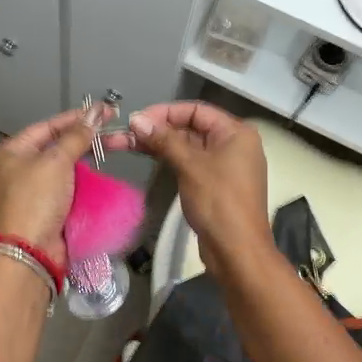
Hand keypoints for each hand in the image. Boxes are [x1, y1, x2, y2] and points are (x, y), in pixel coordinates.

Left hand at [0, 106, 101, 266]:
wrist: (28, 254)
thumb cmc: (35, 200)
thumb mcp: (56, 161)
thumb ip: (77, 136)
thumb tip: (95, 111)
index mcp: (12, 152)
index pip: (48, 126)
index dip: (77, 117)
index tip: (105, 112)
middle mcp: (18, 169)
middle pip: (56, 146)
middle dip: (85, 139)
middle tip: (114, 131)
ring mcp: (31, 191)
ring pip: (64, 168)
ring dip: (86, 160)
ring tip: (112, 149)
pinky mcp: (45, 210)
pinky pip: (67, 188)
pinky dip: (83, 182)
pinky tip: (101, 174)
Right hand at [116, 102, 271, 265]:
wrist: (237, 251)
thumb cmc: (219, 202)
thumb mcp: (190, 166)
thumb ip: (164, 139)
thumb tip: (137, 119)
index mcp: (235, 132)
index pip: (196, 110)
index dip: (164, 112)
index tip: (136, 118)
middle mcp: (232, 144)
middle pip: (190, 127)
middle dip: (157, 129)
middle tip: (124, 132)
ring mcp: (223, 165)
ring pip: (186, 146)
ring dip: (158, 144)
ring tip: (123, 143)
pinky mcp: (214, 184)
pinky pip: (189, 163)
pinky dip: (169, 158)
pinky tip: (145, 155)